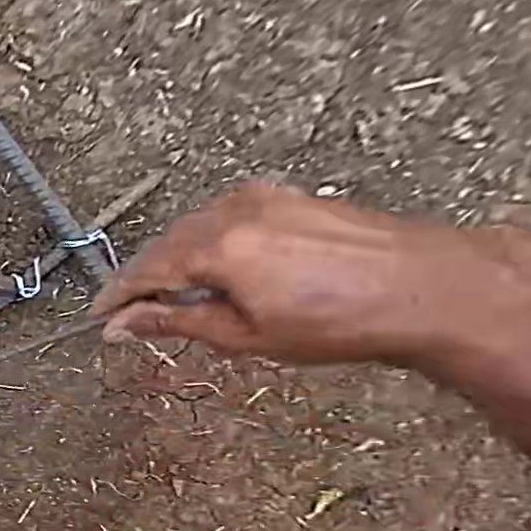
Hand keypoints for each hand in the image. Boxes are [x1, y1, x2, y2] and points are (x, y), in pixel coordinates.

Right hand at [90, 182, 530, 368]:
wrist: (432, 287)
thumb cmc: (333, 321)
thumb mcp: (239, 334)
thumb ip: (171, 323)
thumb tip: (117, 328)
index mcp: (218, 248)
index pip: (143, 272)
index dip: (115, 298)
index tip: (98, 319)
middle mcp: (234, 213)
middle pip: (161, 247)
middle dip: (139, 280)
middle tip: (125, 314)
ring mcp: (263, 198)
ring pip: (188, 230)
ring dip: (167, 261)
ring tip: (161, 296)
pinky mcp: (287, 196)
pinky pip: (220, 217)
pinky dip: (198, 242)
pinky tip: (203, 267)